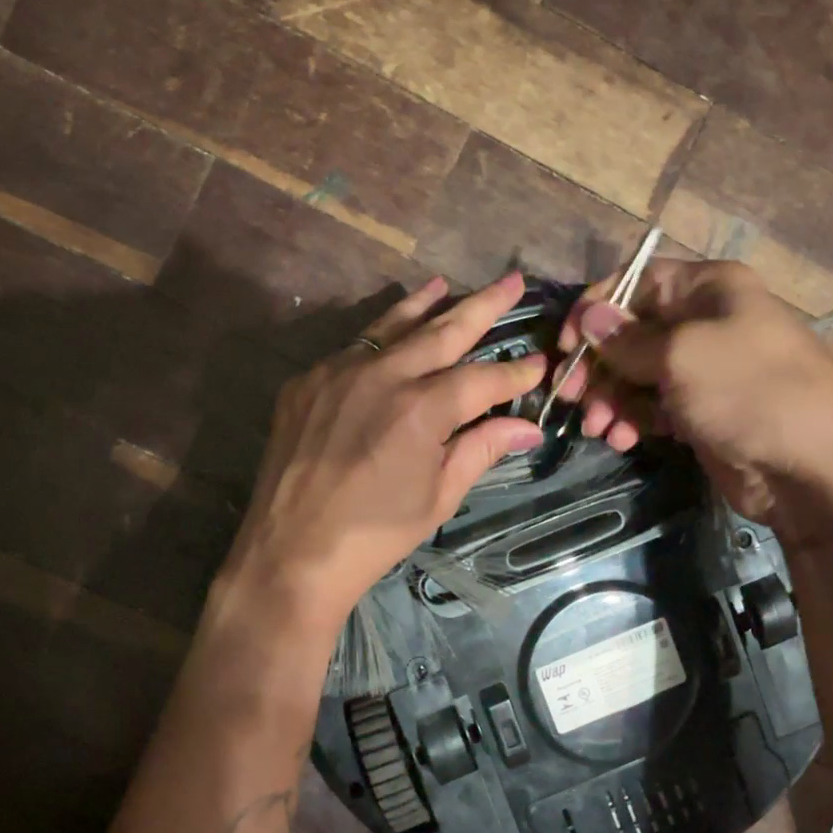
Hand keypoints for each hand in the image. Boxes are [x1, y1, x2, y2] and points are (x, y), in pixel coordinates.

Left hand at [220, 273, 546, 633]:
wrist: (292, 551)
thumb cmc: (375, 533)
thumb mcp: (438, 496)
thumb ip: (480, 450)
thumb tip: (527, 427)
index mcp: (421, 409)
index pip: (482, 378)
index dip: (514, 373)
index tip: (539, 363)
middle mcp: (381, 376)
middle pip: (442, 330)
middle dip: (483, 306)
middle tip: (512, 281)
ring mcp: (337, 373)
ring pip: (390, 327)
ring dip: (424, 304)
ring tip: (447, 283)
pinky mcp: (306, 382)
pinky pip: (352, 349)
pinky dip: (379, 337)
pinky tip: (390, 333)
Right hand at [554, 259, 832, 525]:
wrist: (815, 467)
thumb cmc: (749, 393)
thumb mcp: (681, 356)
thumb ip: (627, 339)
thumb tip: (590, 316)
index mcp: (708, 289)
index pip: (636, 282)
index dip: (595, 309)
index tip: (566, 346)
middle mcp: (706, 321)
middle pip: (631, 332)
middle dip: (598, 365)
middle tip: (571, 397)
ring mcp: (705, 369)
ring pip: (637, 374)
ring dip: (610, 400)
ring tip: (601, 428)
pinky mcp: (702, 411)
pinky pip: (653, 406)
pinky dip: (633, 421)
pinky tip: (623, 440)